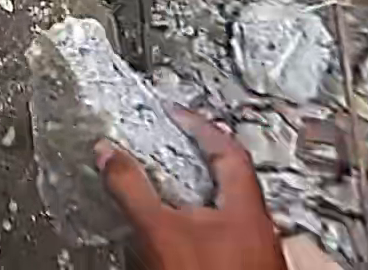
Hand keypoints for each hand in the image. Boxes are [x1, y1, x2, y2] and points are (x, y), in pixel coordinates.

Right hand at [96, 108, 287, 269]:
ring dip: (202, 189)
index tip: (176, 112)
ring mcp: (258, 258)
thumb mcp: (158, 230)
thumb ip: (130, 186)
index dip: (201, 126)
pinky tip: (180, 227)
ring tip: (172, 181)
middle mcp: (261, 233)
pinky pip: (227, 233)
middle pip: (236, 180)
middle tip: (175, 140)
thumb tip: (107, 152)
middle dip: (202, 156)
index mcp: (247, 213)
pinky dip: (202, 217)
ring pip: (233, 209)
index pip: (229, 151)